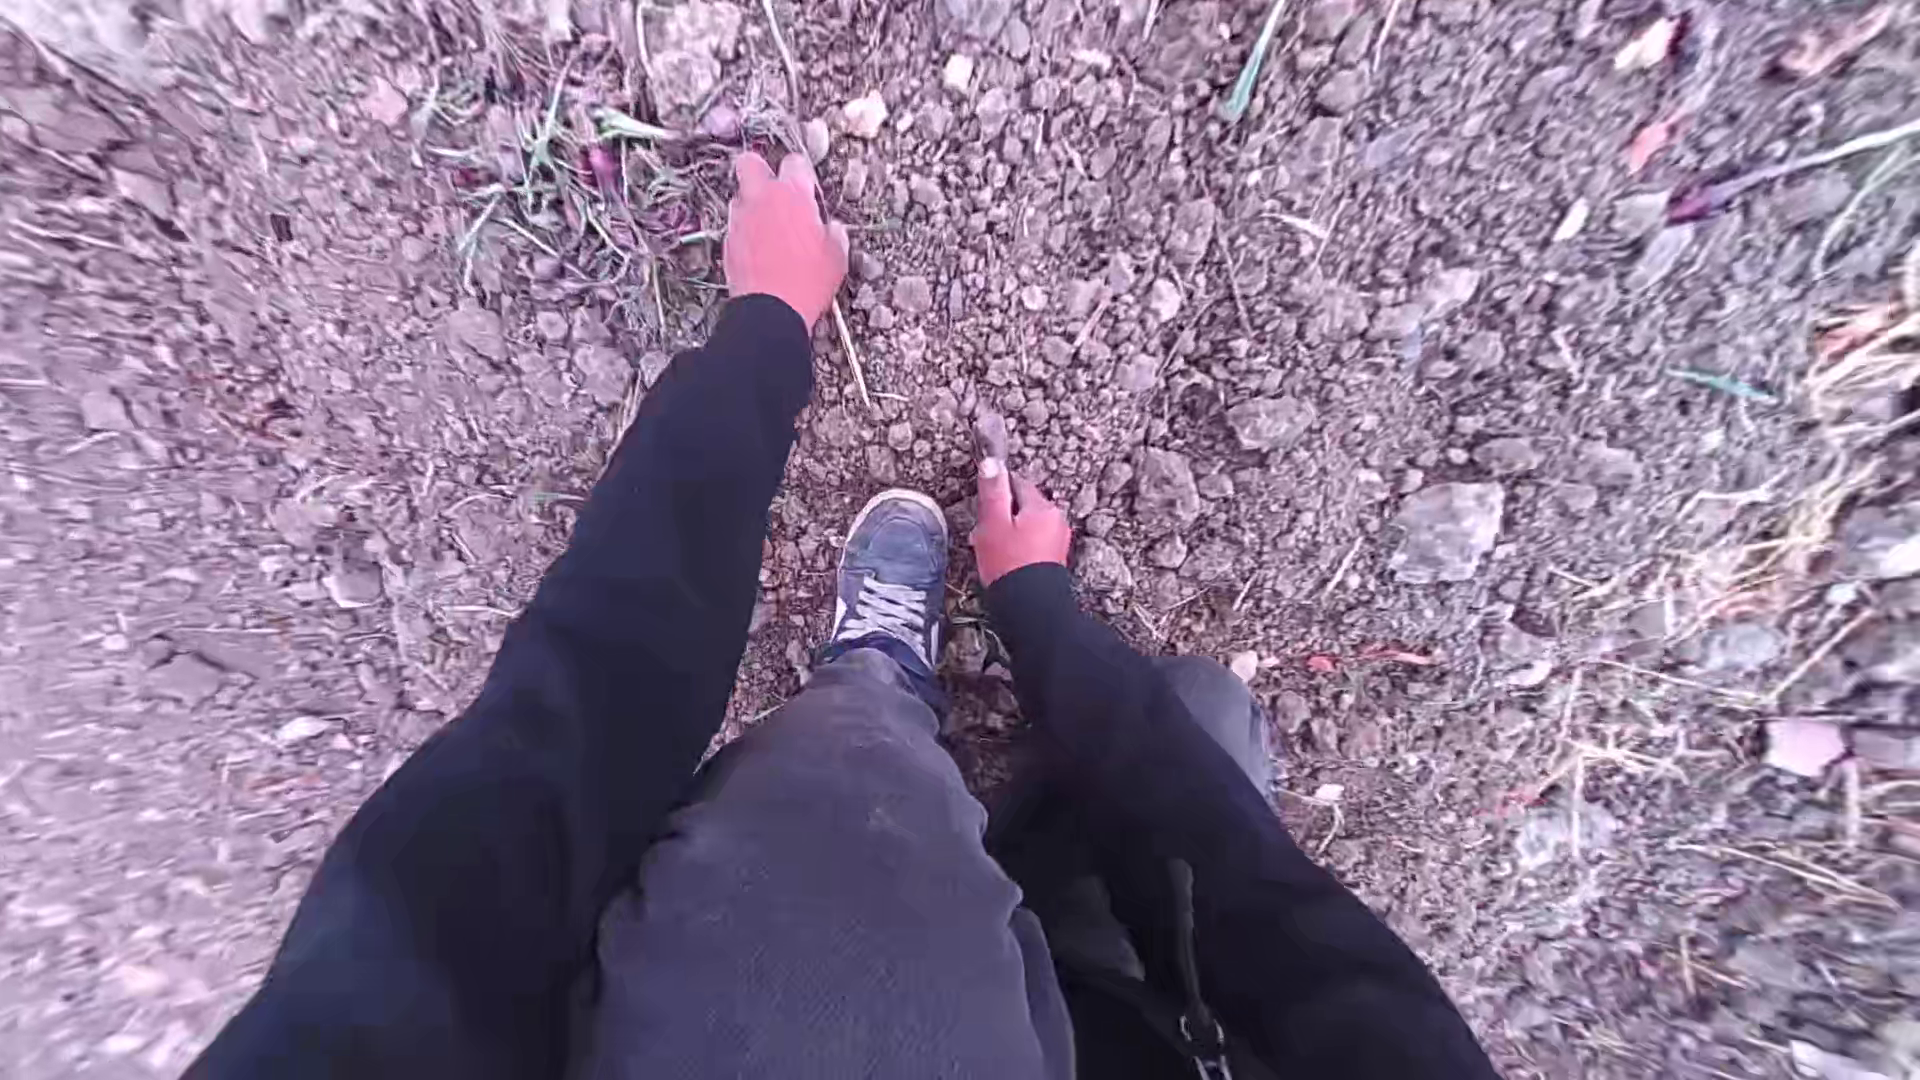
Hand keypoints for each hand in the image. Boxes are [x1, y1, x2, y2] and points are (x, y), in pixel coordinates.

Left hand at [724, 150, 849, 330]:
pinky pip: (736, 226)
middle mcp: (762, 198)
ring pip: (741, 195)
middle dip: (763, 172)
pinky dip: (746, 233)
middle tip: (777, 195)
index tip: (809, 192)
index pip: (796, 162)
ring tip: (771, 230)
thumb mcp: (837, 259)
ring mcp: (741, 218)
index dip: (804, 176)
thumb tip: (833, 229)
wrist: (772, 311)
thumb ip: (835, 234)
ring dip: (753, 205)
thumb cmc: (807, 283)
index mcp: (792, 195)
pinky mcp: (728, 241)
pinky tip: (760, 252)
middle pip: (752, 163)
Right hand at [971, 457, 1071, 586]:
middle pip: (1022, 505)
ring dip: (1008, 533)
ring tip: (992, 552)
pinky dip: (1017, 548)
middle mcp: (1056, 520)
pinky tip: (1004, 562)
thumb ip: (993, 492)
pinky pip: (1032, 543)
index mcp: (1043, 507)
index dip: (996, 493)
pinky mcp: (1053, 558)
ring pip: (1026, 525)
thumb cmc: (1010, 565)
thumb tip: (991, 462)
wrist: (1030, 607)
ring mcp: (1057, 540)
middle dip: (1002, 516)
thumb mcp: (993, 523)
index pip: (1017, 483)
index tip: (984, 507)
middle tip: (985, 535)